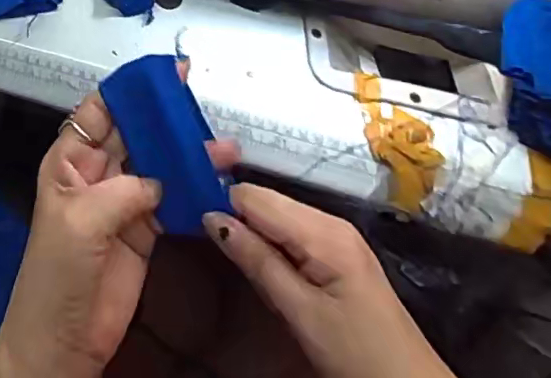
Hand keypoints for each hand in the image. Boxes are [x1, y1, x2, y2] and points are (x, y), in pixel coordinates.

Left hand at [0, 65, 240, 377]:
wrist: (63, 347)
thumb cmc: (55, 278)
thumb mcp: (80, 224)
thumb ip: (122, 191)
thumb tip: (159, 179)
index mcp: (70, 161)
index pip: (99, 111)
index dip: (128, 89)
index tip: (161, 74)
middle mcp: (98, 172)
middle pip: (134, 131)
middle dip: (163, 115)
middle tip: (197, 98)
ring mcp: (123, 199)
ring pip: (158, 162)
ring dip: (186, 152)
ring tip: (222, 146)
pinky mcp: (145, 228)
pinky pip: (173, 197)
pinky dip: (193, 188)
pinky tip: (216, 180)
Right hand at [205, 184, 454, 377]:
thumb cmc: (356, 354)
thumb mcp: (301, 314)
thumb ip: (257, 261)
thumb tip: (212, 217)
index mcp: (321, 231)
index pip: (256, 196)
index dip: (224, 203)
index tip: (194, 217)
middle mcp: (329, 220)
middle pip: (267, 200)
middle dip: (238, 216)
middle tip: (214, 245)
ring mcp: (337, 233)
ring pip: (278, 214)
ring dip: (255, 232)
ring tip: (239, 260)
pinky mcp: (339, 249)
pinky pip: (293, 230)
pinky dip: (274, 243)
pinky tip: (267, 268)